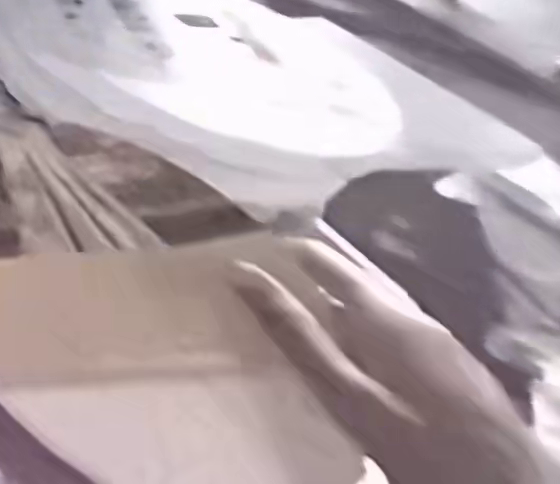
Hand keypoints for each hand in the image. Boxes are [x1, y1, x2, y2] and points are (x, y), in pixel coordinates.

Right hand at [235, 239, 547, 483]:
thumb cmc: (419, 446)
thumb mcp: (343, 391)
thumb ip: (292, 329)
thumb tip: (238, 268)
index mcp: (387, 317)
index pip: (320, 257)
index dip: (276, 248)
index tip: (237, 254)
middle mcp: (418, 319)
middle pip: (346, 279)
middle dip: (298, 277)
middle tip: (250, 286)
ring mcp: (444, 346)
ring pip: (368, 305)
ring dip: (325, 303)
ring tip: (285, 316)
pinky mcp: (456, 370)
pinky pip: (389, 329)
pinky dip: (353, 326)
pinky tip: (338, 350)